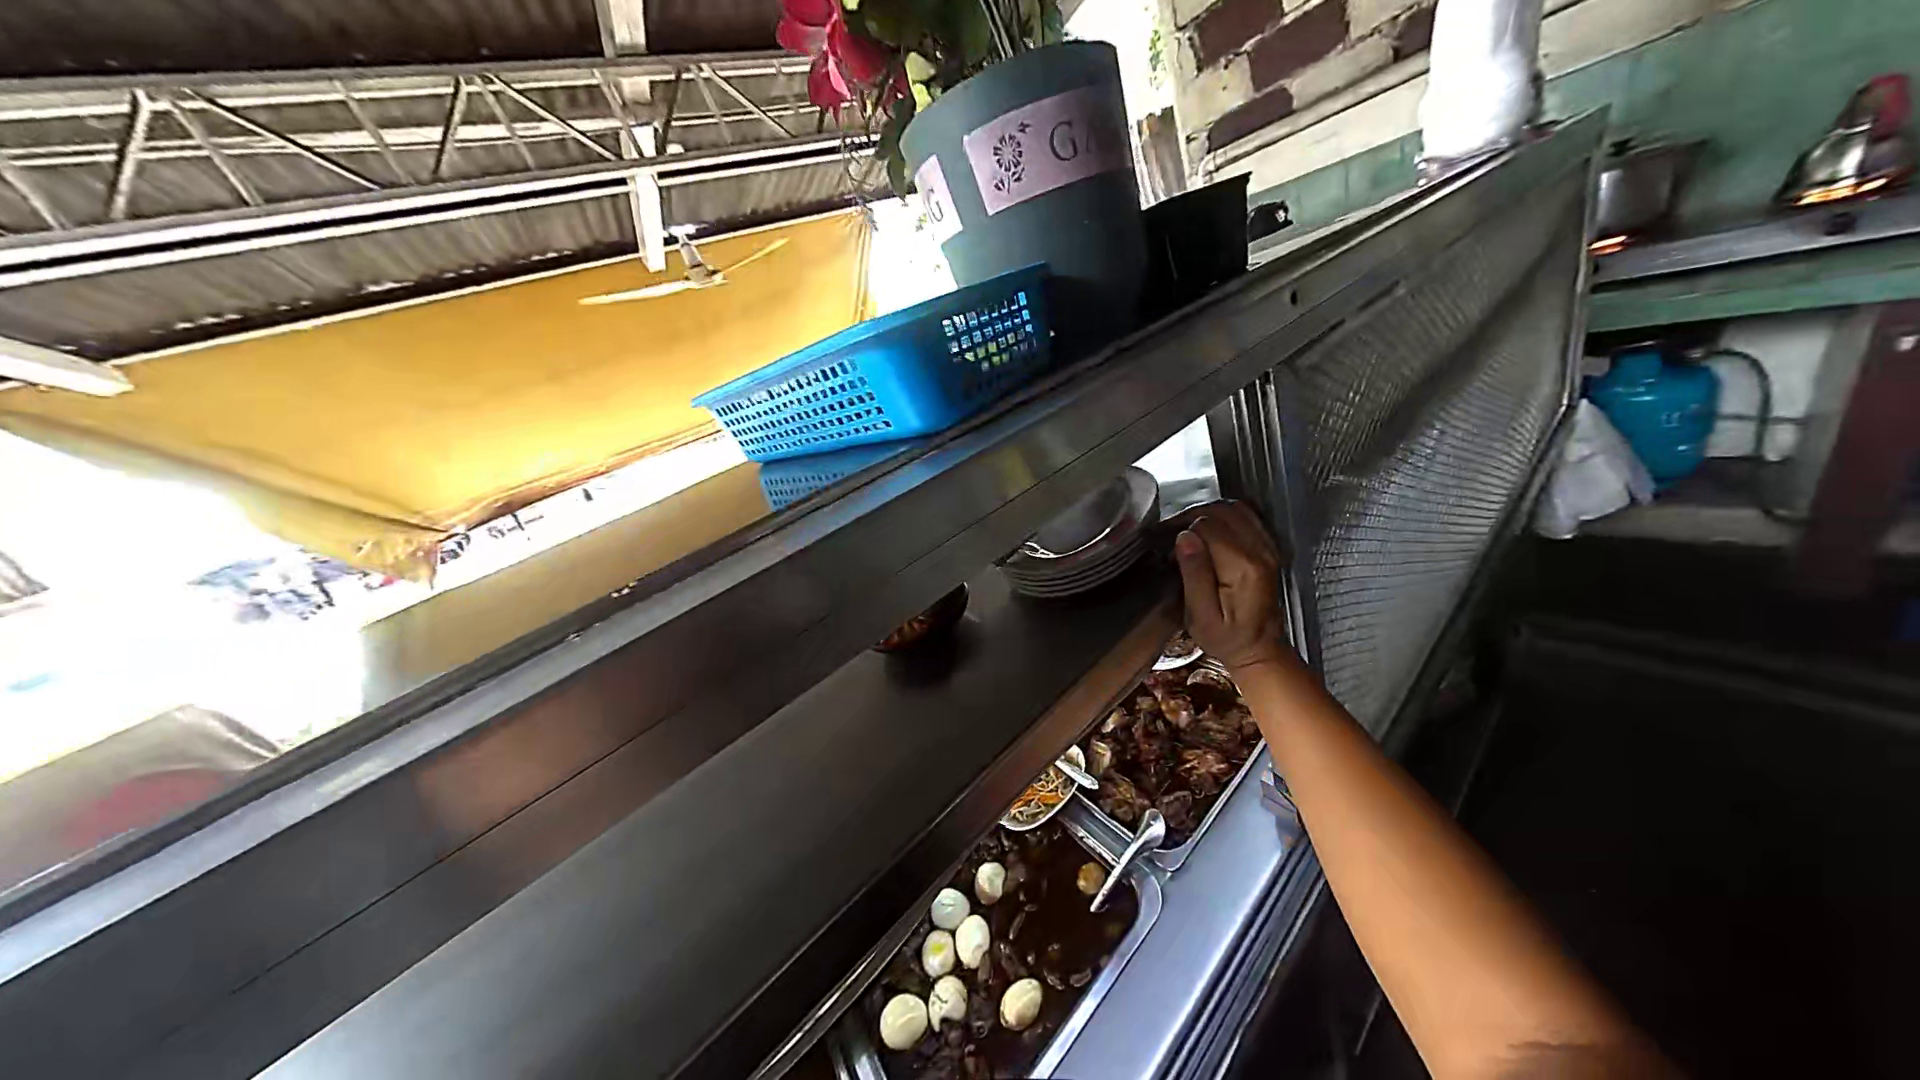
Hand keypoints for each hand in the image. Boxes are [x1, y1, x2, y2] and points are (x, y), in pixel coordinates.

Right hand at [1169, 501, 1296, 676]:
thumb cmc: (1226, 638)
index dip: (1182, 531)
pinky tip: (1209, 531)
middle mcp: (1260, 551)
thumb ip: (1194, 574)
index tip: (1169, 549)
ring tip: (1188, 532)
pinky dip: (1223, 516)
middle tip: (1172, 535)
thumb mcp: (1201, 616)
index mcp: (1243, 567)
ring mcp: (1267, 548)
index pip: (1207, 526)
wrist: (1258, 649)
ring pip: (1234, 508)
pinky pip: (1246, 516)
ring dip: (1206, 513)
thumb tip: (1183, 538)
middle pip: (1221, 511)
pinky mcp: (1267, 548)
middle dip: (1191, 518)